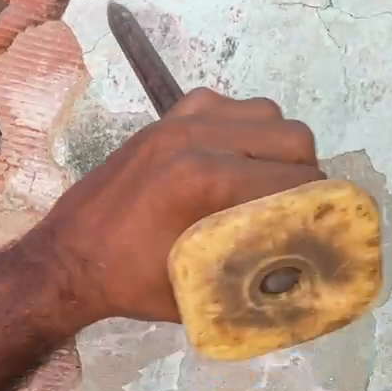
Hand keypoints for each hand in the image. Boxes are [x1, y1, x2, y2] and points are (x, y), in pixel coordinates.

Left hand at [24, 89, 322, 326]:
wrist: (66, 257)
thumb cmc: (129, 281)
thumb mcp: (198, 286)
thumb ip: (256, 271)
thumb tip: (308, 267)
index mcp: (204, 179)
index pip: (295, 178)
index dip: (321, 204)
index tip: (325, 225)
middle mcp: (193, 138)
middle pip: (289, 136)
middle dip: (305, 172)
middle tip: (297, 206)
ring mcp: (175, 122)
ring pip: (261, 112)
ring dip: (275, 145)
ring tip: (266, 180)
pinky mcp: (160, 120)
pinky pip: (221, 103)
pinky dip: (238, 124)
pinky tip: (231, 156)